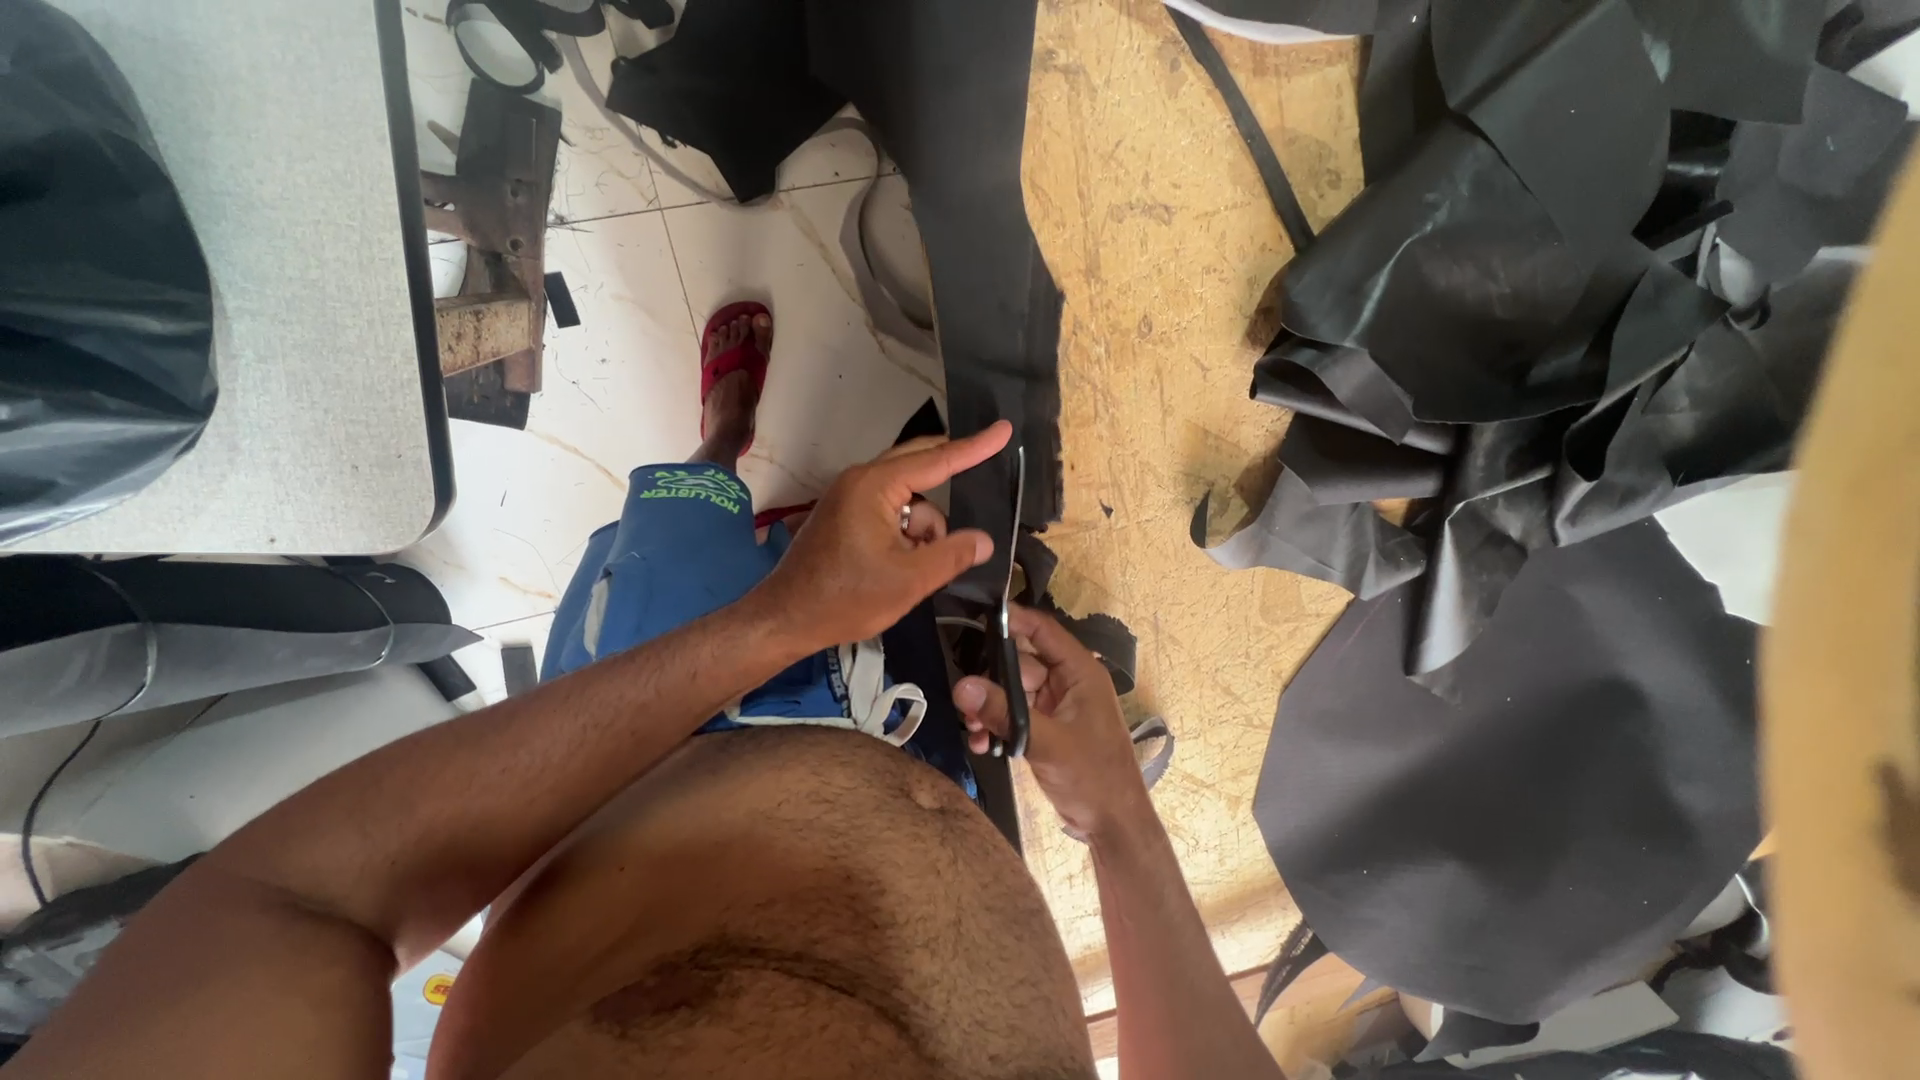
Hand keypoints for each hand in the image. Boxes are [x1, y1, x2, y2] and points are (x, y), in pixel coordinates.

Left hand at [751, 421, 1011, 651]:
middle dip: (948, 488)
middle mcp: (860, 481)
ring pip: (909, 501)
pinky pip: (891, 513)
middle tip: (983, 485)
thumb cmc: (846, 598)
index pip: (937, 460)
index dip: (975, 447)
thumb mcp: (910, 580)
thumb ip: (952, 554)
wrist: (786, 619)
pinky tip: (901, 566)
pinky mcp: (846, 517)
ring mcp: (850, 498)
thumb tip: (985, 540)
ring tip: (914, 570)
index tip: (1004, 430)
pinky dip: (905, 535)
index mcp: (874, 486)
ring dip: (923, 530)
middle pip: (920, 469)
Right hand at [954, 604, 1148, 837]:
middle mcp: (1068, 683)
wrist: (1114, 825)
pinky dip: (999, 726)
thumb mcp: (1046, 742)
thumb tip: (962, 686)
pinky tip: (983, 744)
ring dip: (991, 708)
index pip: (1043, 631)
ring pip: (1014, 692)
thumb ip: (1004, 713)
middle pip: (1020, 664)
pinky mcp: (1048, 729)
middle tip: (966, 701)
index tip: (976, 619)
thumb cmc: (1093, 776)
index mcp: (1081, 672)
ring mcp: (1057, 707)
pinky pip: (1016, 716)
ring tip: (973, 730)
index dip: (1013, 620)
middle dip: (991, 681)